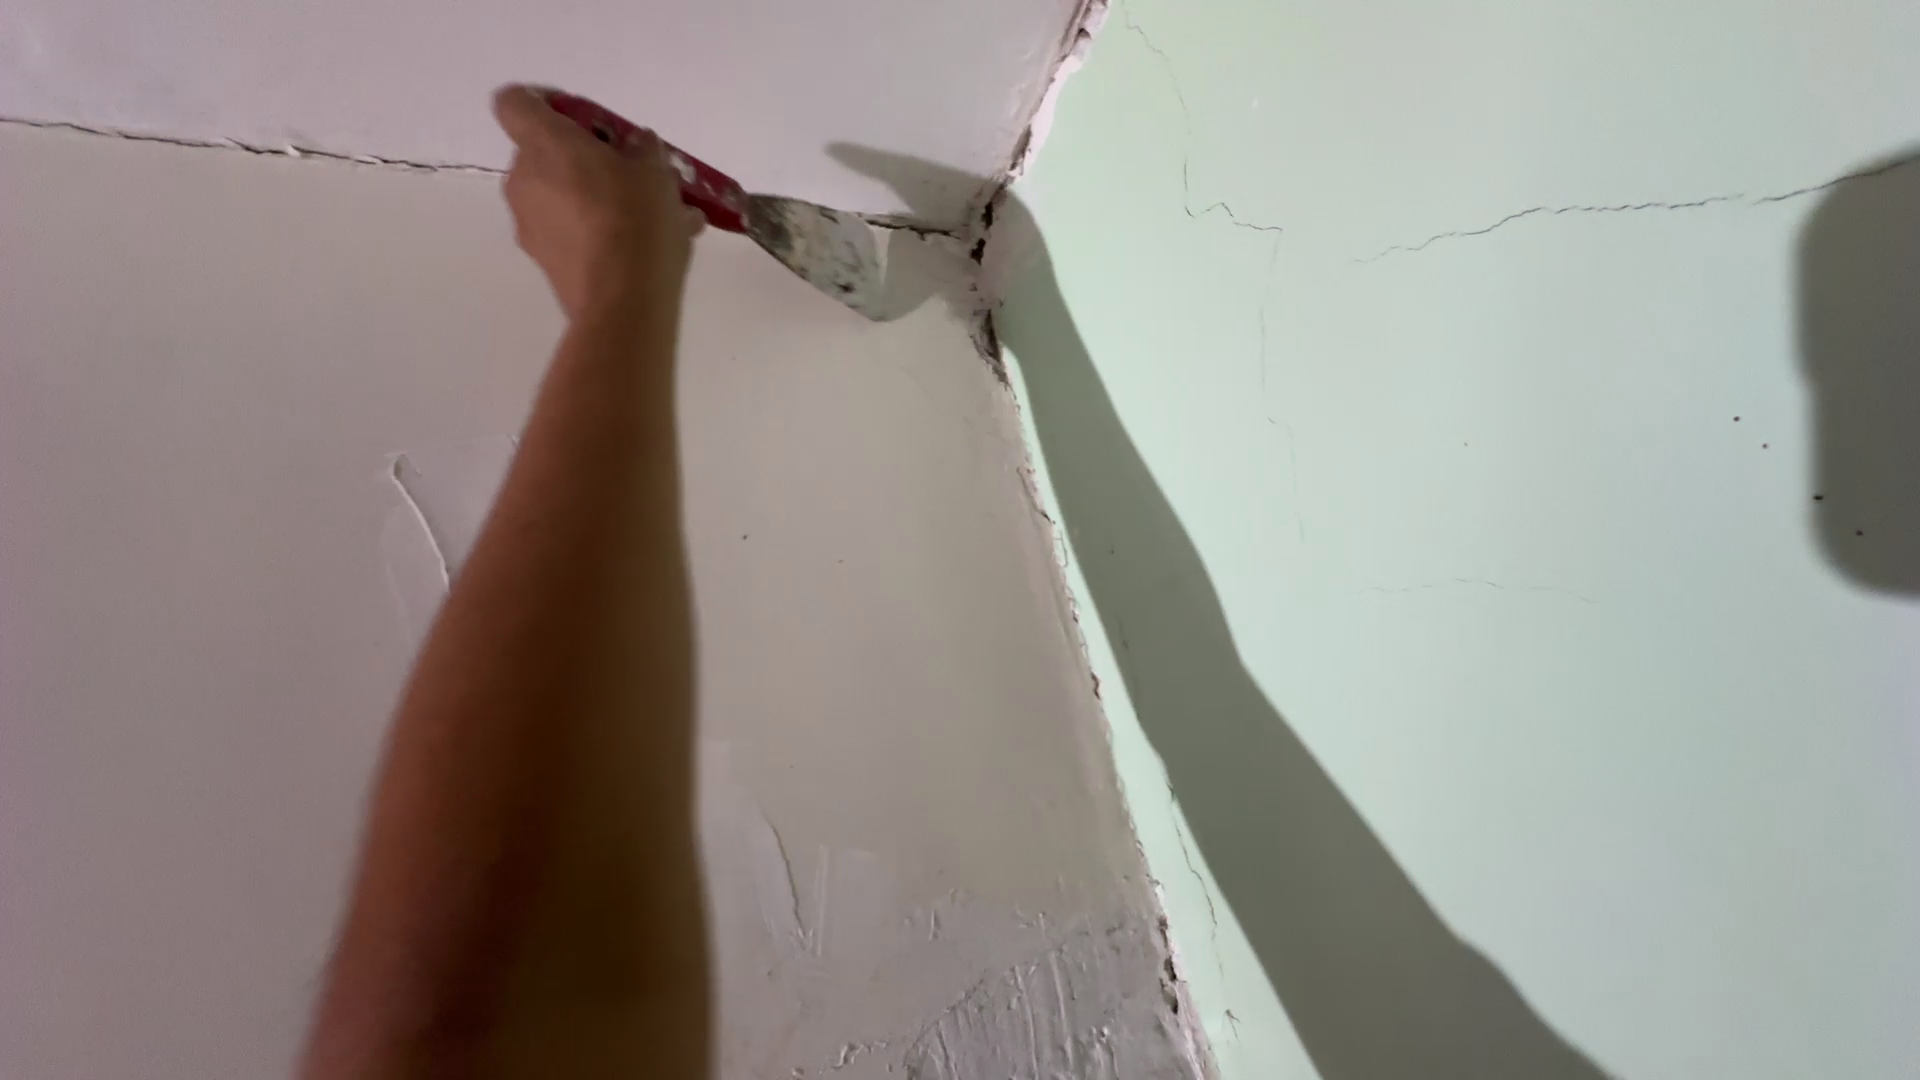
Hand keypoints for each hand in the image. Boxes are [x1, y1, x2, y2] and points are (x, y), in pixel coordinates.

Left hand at [492, 85, 703, 318]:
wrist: (624, 303)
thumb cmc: (636, 221)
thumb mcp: (656, 174)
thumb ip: (644, 151)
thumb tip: (638, 147)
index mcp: (543, 142)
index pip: (516, 102)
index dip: (547, 105)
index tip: (587, 125)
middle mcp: (523, 179)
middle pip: (545, 157)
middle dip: (584, 165)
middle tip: (630, 182)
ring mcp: (529, 226)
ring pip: (562, 201)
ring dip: (597, 206)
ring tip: (650, 228)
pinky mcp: (546, 265)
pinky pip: (572, 238)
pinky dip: (599, 240)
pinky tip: (643, 255)